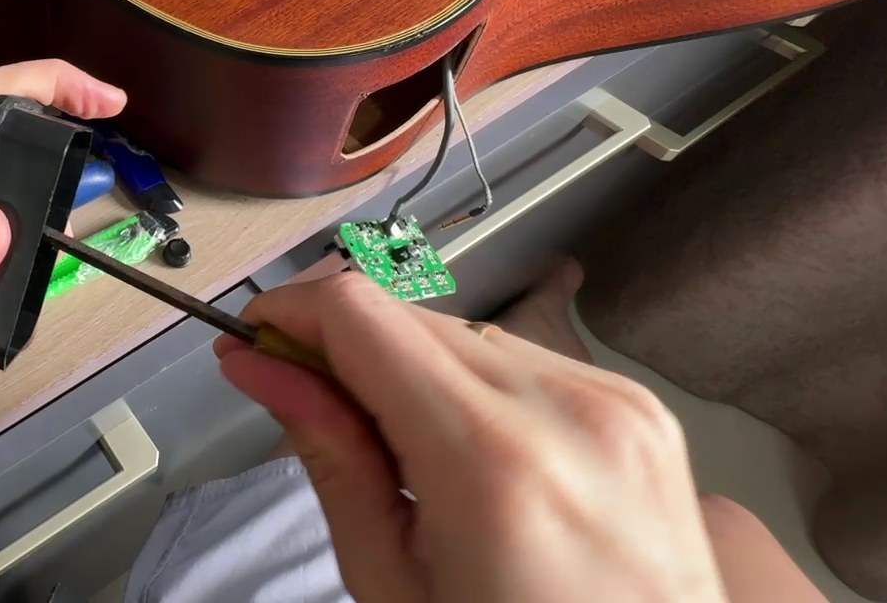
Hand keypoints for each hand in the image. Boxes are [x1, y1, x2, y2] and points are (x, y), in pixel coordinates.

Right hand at [215, 273, 726, 602]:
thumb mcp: (387, 577)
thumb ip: (322, 447)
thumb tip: (252, 362)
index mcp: (495, 461)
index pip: (357, 312)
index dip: (288, 312)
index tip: (253, 345)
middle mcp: (567, 407)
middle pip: (396, 310)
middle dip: (331, 339)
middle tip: (301, 395)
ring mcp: (614, 400)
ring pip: (443, 324)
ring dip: (389, 356)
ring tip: (387, 434)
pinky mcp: (634, 403)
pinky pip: (498, 349)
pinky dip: (447, 372)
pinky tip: (449, 436)